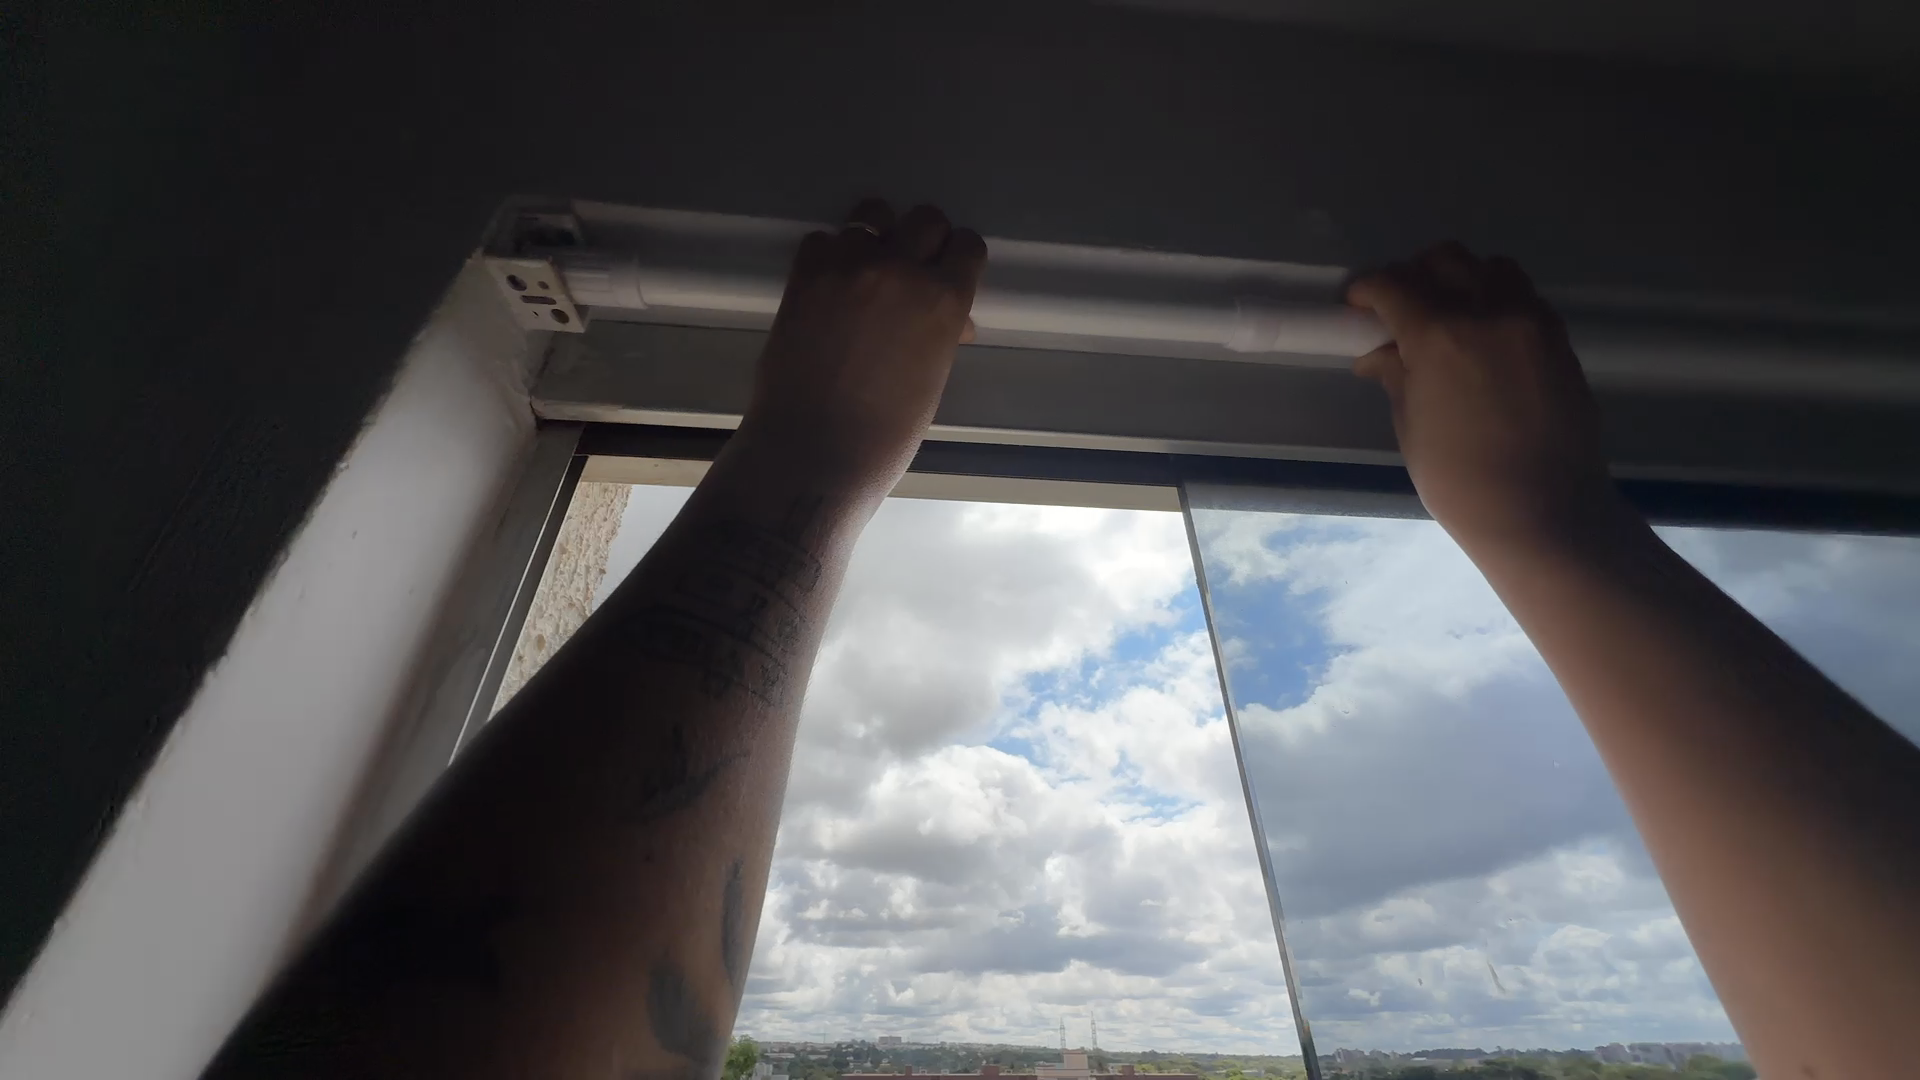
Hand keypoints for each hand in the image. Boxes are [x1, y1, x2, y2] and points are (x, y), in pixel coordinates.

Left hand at [736, 199, 987, 493]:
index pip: (967, 246)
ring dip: (877, 235)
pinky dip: (832, 256)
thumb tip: (946, 322)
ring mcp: (848, 266)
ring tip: (869, 269)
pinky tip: (831, 288)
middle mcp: (900, 269)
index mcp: (944, 300)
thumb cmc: (888, 434)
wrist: (816, 448)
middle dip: (925, 242)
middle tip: (913, 274)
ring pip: (872, 214)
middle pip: (925, 219)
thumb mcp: (932, 380)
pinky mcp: (805, 275)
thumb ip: (939, 335)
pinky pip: (824, 239)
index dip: (960, 260)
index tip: (950, 275)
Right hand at [1348, 243, 1623, 552]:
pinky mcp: (1556, 338)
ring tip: (1442, 316)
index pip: (1394, 286)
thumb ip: (1396, 375)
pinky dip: (1492, 300)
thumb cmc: (1456, 476)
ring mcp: (1531, 322)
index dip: (1366, 289)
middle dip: (1412, 274)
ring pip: (1490, 268)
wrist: (1540, 507)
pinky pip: (1520, 296)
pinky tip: (1477, 337)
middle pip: (1446, 260)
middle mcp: (1489, 313)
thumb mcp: (1410, 424)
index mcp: (1440, 337)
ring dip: (1458, 279)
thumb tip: (1379, 353)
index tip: (1353, 304)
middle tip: (1394, 307)